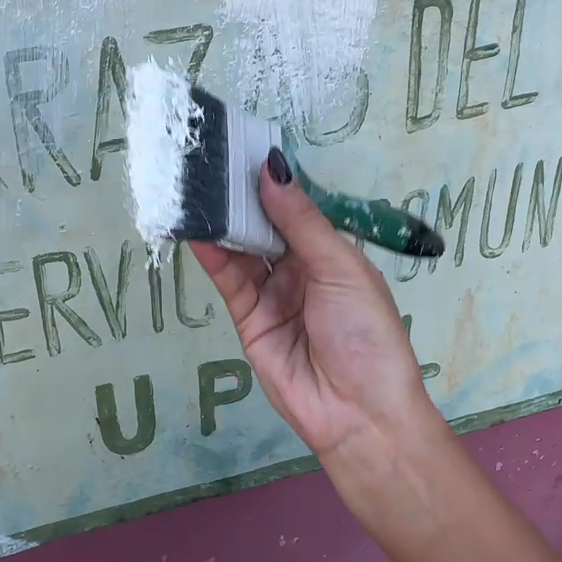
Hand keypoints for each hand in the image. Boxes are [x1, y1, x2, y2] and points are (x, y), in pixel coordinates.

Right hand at [190, 149, 440, 462]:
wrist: (356, 413)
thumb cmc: (365, 334)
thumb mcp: (341, 270)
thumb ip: (302, 222)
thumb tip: (271, 168)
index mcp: (333, 253)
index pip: (297, 209)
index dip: (273, 183)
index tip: (243, 149)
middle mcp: (301, 269)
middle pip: (266, 226)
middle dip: (242, 199)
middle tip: (209, 163)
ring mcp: (273, 294)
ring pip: (243, 250)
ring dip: (222, 223)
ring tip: (195, 190)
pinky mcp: (247, 318)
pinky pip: (229, 280)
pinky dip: (213, 255)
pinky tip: (197, 230)